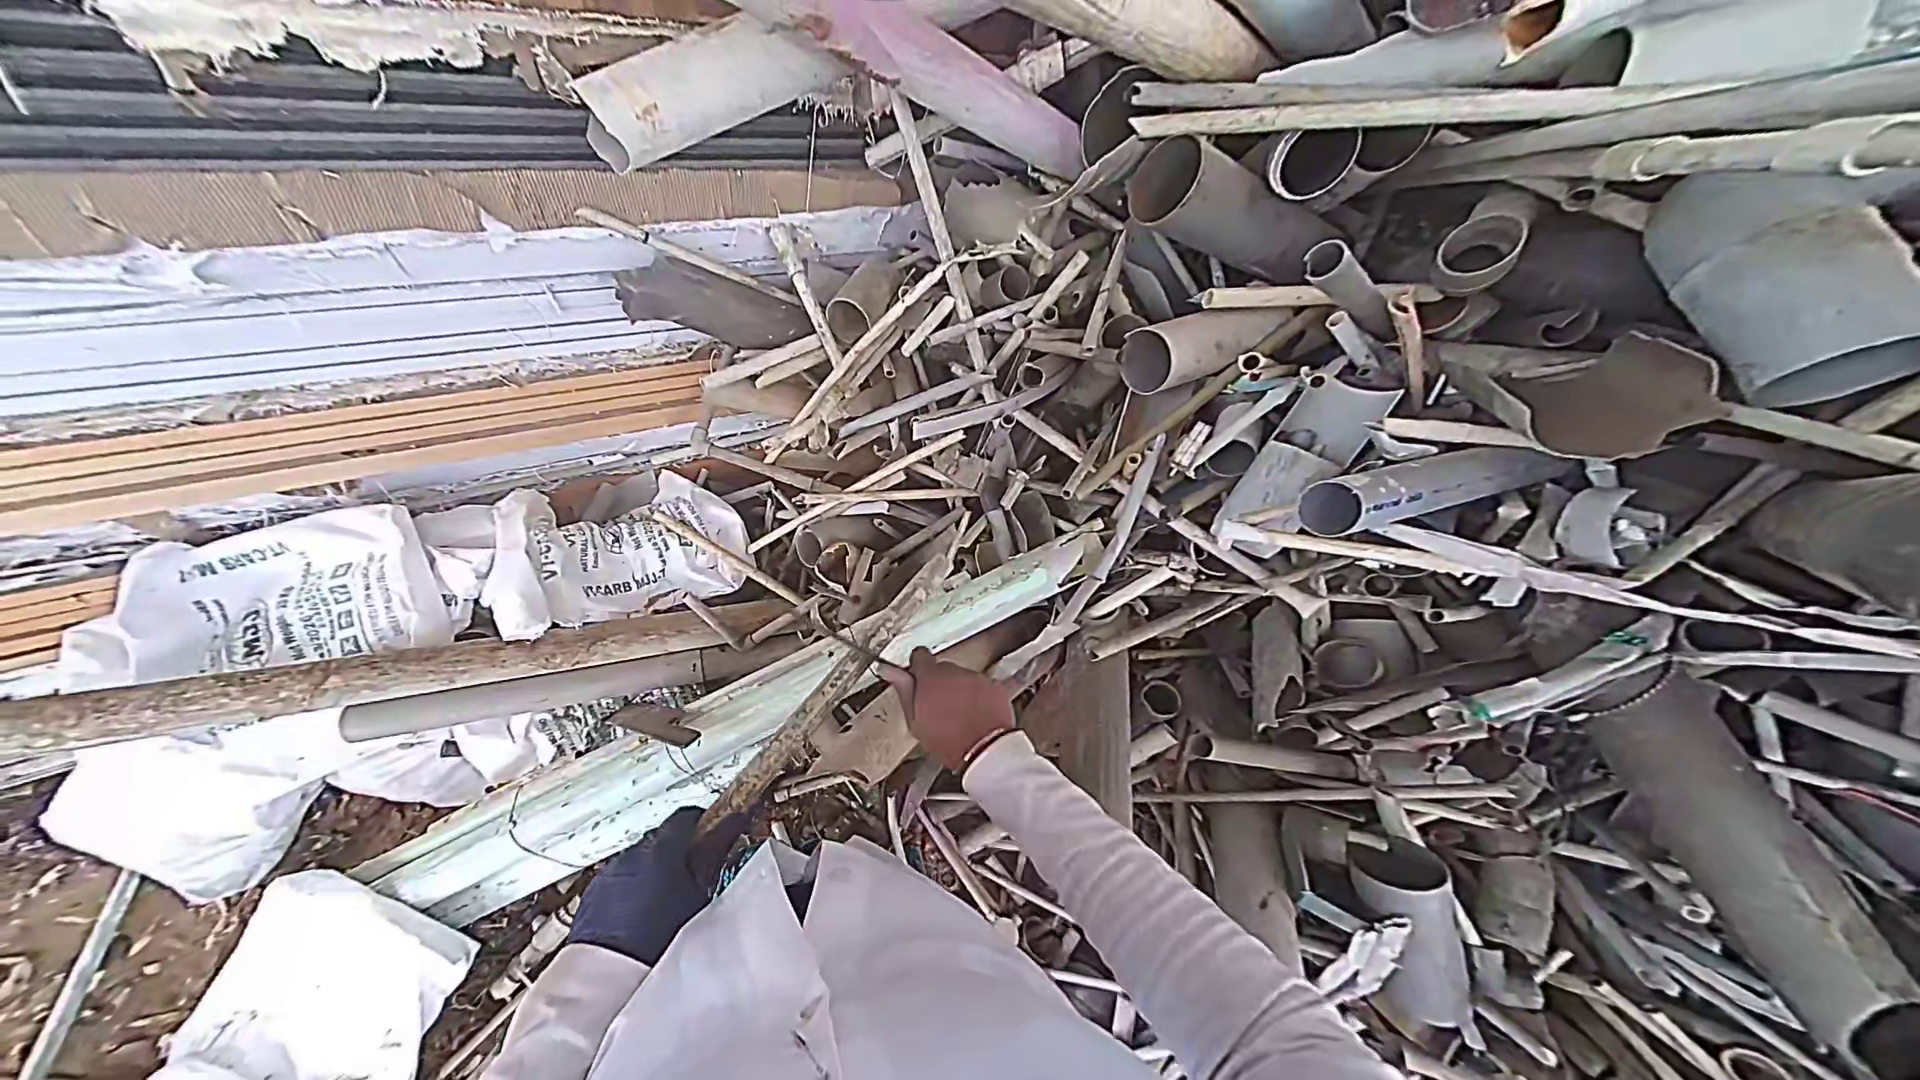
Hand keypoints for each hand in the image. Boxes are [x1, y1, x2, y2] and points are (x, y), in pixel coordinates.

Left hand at [567, 805, 748, 965]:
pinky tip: (640, 913)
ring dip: (651, 869)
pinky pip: (618, 881)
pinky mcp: (592, 897)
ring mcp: (609, 875)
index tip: (710, 831)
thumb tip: (721, 851)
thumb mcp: (697, 901)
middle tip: (691, 870)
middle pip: (661, 838)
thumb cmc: (656, 939)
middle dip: (675, 849)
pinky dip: (630, 889)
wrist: (607, 976)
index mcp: (662, 849)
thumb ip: (709, 869)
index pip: (686, 817)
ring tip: (664, 897)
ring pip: (638, 860)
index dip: (701, 822)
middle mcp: (632, 854)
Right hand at [881, 647, 1016, 770]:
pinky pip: (983, 686)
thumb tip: (892, 672)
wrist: (983, 751)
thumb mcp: (914, 721)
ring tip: (958, 715)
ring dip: (960, 690)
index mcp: (930, 677)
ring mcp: (976, 677)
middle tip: (937, 706)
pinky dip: (980, 696)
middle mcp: (954, 671)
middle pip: (943, 668)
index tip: (918, 677)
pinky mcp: (995, 686)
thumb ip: (904, 690)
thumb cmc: (947, 741)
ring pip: (964, 677)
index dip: (917, 666)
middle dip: (939, 682)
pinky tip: (975, 715)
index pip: (920, 655)